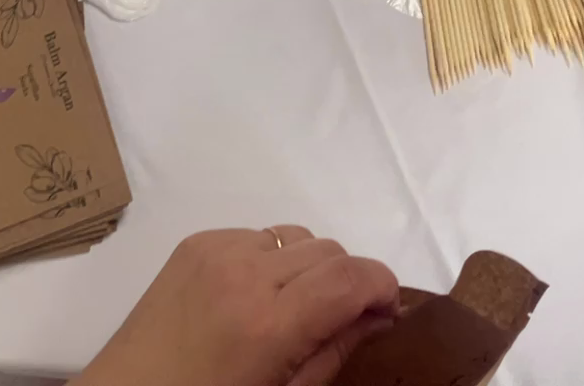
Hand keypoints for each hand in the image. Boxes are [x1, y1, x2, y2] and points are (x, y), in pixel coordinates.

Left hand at [72, 227, 399, 385]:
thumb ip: (335, 348)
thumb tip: (380, 311)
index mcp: (268, 323)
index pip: (348, 277)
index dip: (381, 284)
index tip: (389, 305)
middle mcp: (244, 271)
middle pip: (326, 249)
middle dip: (345, 280)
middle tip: (339, 318)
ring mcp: (216, 249)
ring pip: (294, 235)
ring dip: (306, 266)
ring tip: (289, 308)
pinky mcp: (195, 240)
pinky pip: (255, 234)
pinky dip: (268, 259)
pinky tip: (249, 296)